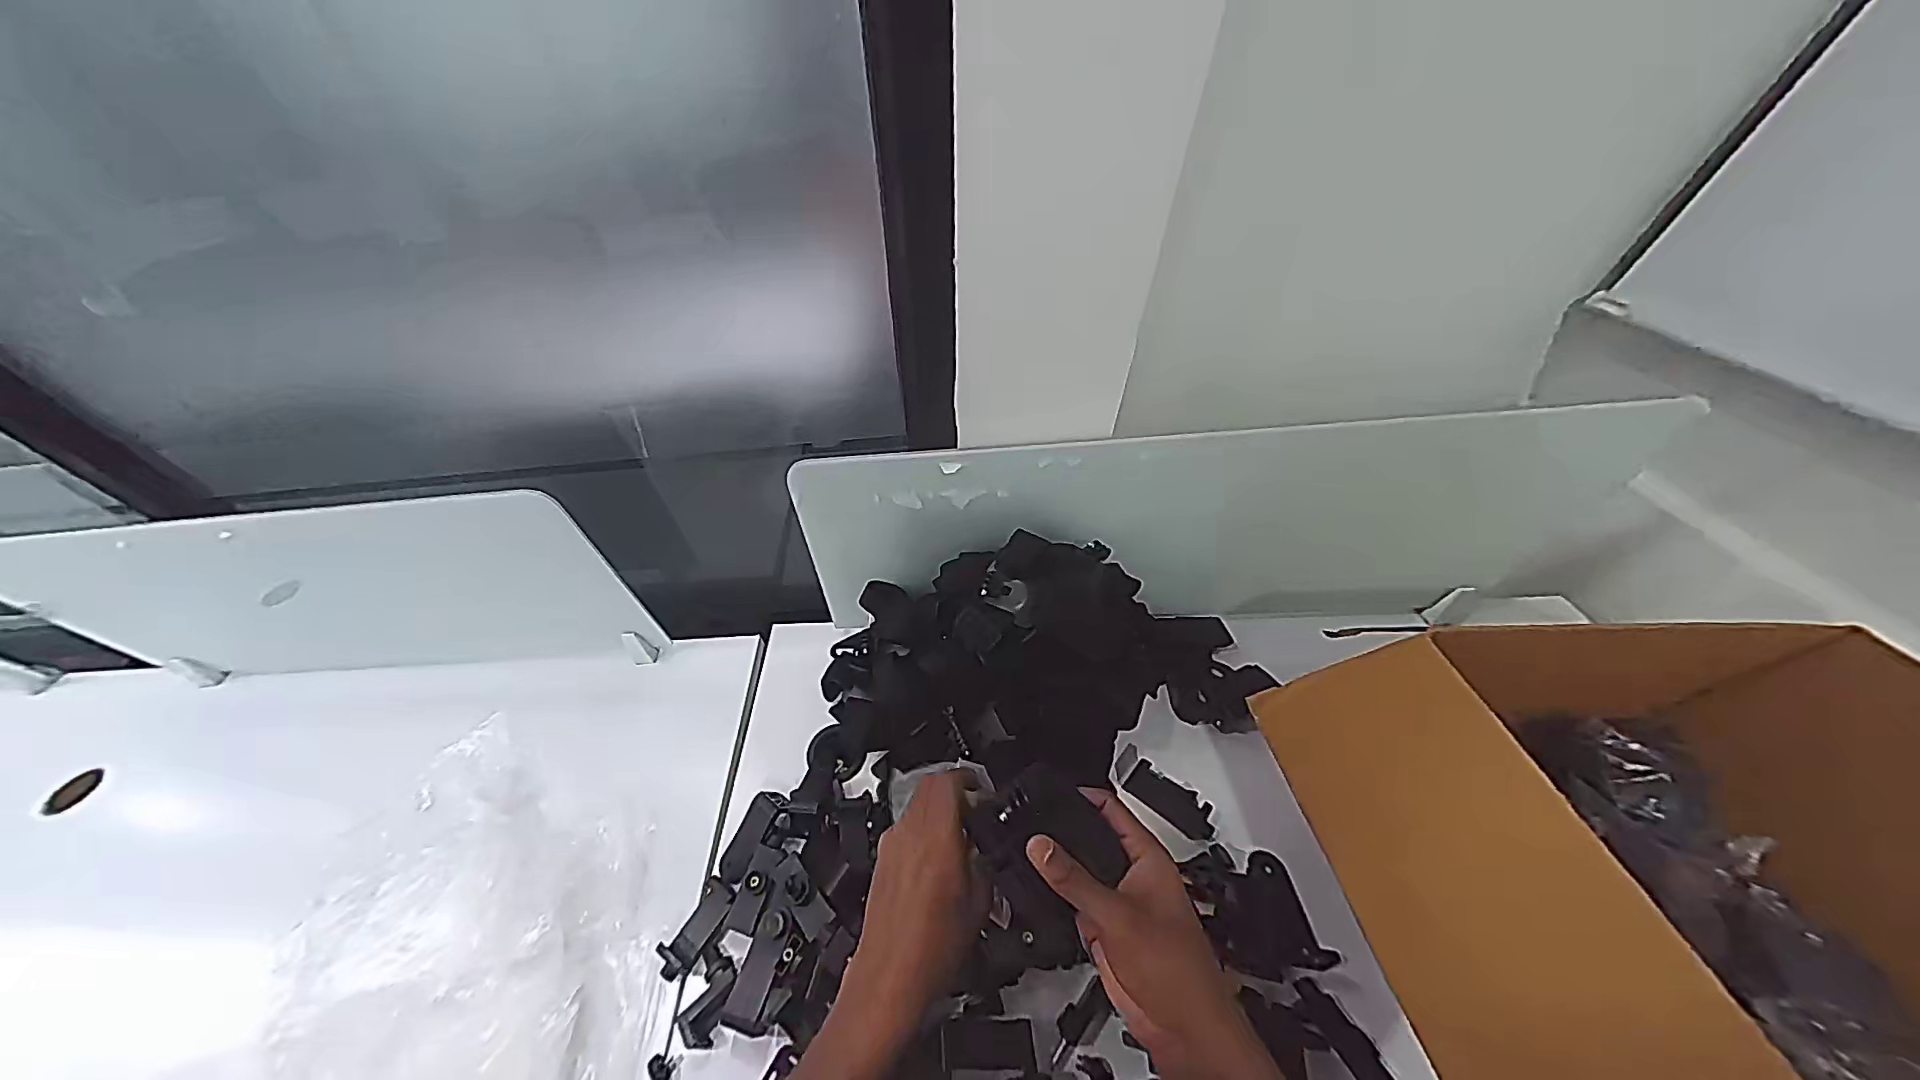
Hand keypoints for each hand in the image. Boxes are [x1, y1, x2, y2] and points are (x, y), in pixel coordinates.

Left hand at [794, 770, 985, 1079]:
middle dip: (955, 791)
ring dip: (938, 811)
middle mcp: (907, 835)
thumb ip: (982, 862)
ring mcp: (890, 847)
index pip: (948, 781)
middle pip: (929, 786)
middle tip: (974, 809)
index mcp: (935, 838)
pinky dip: (924, 832)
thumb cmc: (929, 952)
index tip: (983, 790)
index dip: (970, 778)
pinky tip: (938, 862)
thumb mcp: (978, 904)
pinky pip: (905, 830)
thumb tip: (983, 847)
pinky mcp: (881, 863)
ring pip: (916, 806)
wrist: (889, 980)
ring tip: (959, 839)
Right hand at [1027, 788, 1284, 1079]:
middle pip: (1092, 841)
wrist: (1184, 1028)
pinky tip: (1041, 895)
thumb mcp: (1117, 914)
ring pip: (1081, 874)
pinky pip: (1075, 904)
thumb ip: (1075, 879)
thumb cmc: (1179, 970)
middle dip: (1065, 833)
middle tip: (1033, 820)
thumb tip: (1042, 846)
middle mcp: (1133, 877)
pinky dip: (1059, 900)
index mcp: (1148, 859)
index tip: (1056, 787)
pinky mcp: (1105, 931)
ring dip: (1060, 869)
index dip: (1086, 794)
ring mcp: (1118, 904)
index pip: (1113, 810)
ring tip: (1029, 854)